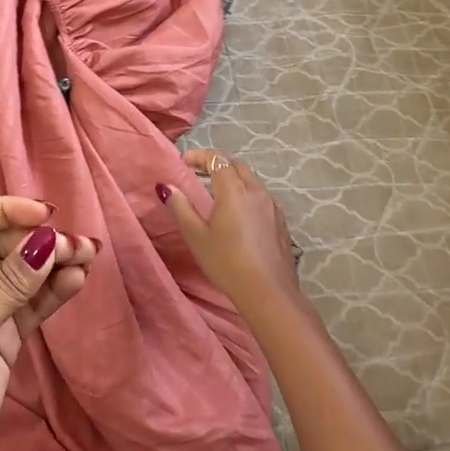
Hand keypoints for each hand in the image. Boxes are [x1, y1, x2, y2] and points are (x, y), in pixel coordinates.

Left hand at [0, 197, 98, 450]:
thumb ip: (10, 282)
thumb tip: (47, 239)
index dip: (7, 210)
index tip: (45, 214)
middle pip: (2, 244)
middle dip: (38, 241)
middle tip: (76, 244)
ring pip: (21, 273)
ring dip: (54, 264)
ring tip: (89, 256)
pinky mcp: (1, 337)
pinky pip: (31, 304)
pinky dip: (53, 292)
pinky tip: (77, 280)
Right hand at [159, 150, 304, 314]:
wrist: (270, 294)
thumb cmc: (227, 263)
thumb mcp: (196, 236)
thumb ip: (181, 207)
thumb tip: (167, 187)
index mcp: (234, 190)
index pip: (217, 159)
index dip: (199, 156)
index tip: (184, 162)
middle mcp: (256, 192)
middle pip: (237, 166)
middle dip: (218, 165)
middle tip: (200, 175)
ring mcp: (273, 207)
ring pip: (252, 182)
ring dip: (235, 180)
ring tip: (219, 195)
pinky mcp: (282, 223)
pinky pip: (262, 199)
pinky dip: (248, 196)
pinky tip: (241, 217)